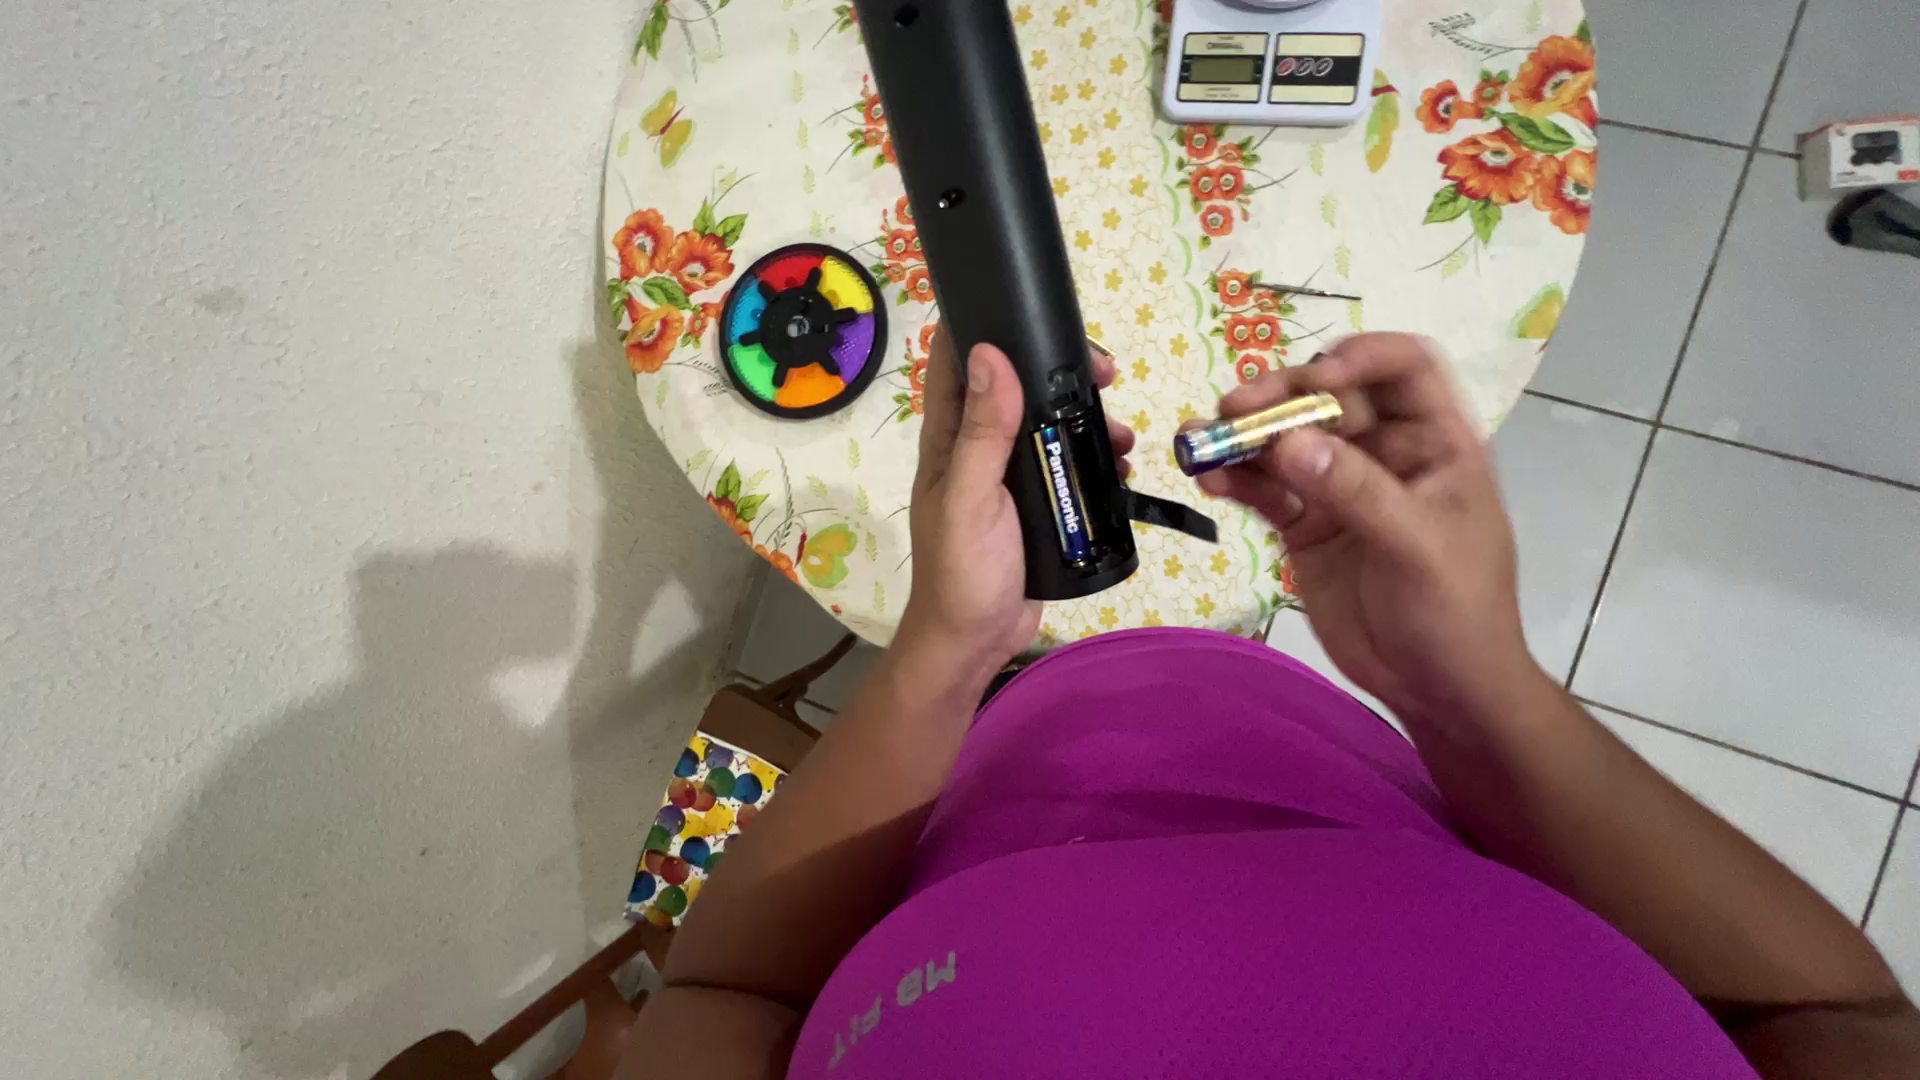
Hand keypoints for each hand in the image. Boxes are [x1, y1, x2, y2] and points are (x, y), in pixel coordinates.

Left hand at [895, 330, 1131, 686]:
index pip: (959, 362)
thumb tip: (990, 352)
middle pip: (1019, 387)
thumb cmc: (963, 570)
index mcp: (951, 438)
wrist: (978, 639)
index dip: (990, 327)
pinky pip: (1069, 464)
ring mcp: (1010, 475)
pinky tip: (1124, 466)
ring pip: (1050, 425)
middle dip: (1061, 372)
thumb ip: (982, 431)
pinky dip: (1096, 457)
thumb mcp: (970, 497)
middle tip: (1106, 374)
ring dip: (1087, 418)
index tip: (1037, 312)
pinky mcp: (1039, 502)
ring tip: (1125, 433)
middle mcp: (979, 447)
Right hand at [1189, 333, 1543, 720]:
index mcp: (1434, 441)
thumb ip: (1355, 490)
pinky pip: (1263, 490)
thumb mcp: (1416, 545)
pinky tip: (1208, 483)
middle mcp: (1381, 452)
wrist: (1433, 684)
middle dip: (1279, 399)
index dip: (1361, 358)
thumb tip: (1287, 444)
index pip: (1403, 368)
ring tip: (1198, 442)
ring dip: (1241, 438)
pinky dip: (1234, 482)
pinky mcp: (1302, 522)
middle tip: (1232, 410)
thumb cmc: (1453, 608)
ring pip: (1283, 443)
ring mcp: (1336, 487)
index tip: (1316, 379)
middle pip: (1326, 400)